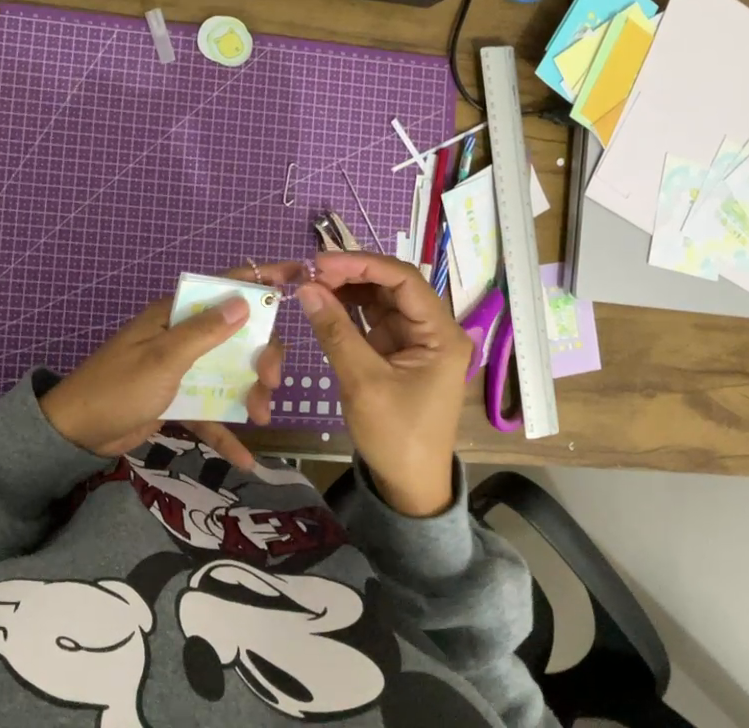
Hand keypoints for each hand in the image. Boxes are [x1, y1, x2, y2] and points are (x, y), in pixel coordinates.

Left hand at [40, 264, 299, 469]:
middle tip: (270, 383)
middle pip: (238, 336)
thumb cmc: (118, 388)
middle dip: (262, 356)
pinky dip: (226, 433)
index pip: (224, 287)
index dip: (261, 278)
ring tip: (260, 416)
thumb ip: (204, 333)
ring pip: (230, 373)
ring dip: (249, 392)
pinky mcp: (178, 400)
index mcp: (175, 316)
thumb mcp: (163, 359)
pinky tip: (246, 458)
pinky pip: (210, 412)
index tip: (299, 274)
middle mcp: (183, 337)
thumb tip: (244, 301)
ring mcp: (182, 369)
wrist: (77, 433)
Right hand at [294, 253, 471, 515]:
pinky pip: (372, 320)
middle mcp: (432, 329)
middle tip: (310, 272)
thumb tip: (307, 288)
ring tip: (311, 284)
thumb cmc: (395, 435)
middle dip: (352, 274)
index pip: (404, 279)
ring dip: (348, 289)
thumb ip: (336, 331)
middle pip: (393, 285)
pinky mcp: (397, 352)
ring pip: (380, 299)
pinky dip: (348, 310)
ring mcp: (414, 340)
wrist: (410, 485)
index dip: (363, 264)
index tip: (322, 263)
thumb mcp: (362, 382)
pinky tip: (323, 304)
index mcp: (441, 334)